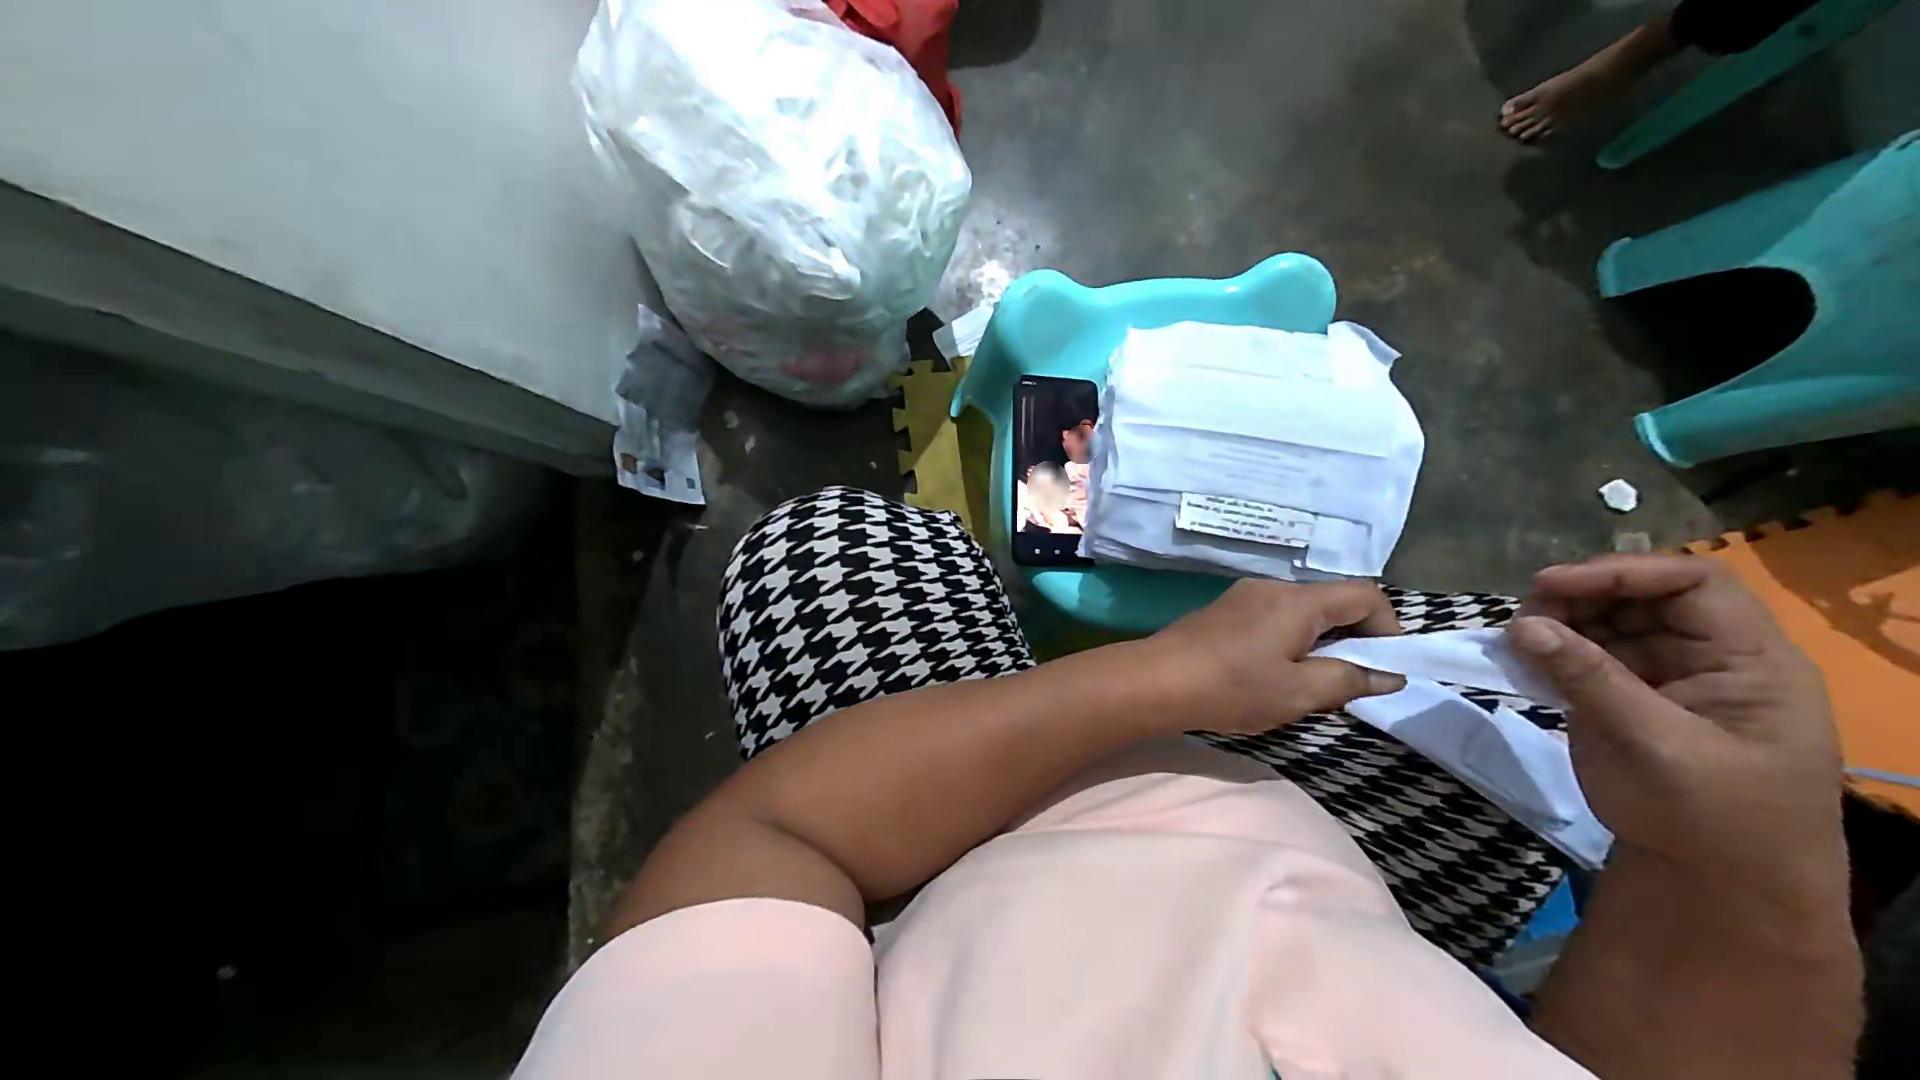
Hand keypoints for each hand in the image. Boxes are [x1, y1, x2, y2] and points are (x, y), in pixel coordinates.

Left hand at [1148, 579, 1406, 733]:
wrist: (1155, 681)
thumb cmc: (1232, 687)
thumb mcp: (1300, 692)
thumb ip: (1348, 680)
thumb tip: (1388, 674)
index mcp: (1298, 600)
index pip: (1365, 594)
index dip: (1388, 627)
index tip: (1385, 666)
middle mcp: (1271, 588)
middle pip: (1330, 602)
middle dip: (1351, 639)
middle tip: (1347, 682)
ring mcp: (1241, 597)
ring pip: (1298, 613)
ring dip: (1316, 643)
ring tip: (1307, 685)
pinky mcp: (1221, 612)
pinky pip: (1270, 619)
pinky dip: (1286, 641)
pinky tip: (1269, 675)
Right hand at [1505, 555, 1846, 907]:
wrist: (1715, 882)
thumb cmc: (1710, 817)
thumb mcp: (1652, 744)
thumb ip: (1588, 679)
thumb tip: (1521, 625)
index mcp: (1750, 661)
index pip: (1692, 583)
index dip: (1621, 573)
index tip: (1549, 585)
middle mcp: (1710, 657)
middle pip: (1641, 597)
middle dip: (1578, 598)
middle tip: (1523, 621)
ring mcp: (1666, 676)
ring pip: (1606, 621)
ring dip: (1558, 622)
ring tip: (1518, 642)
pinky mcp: (1627, 694)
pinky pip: (1585, 654)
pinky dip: (1550, 651)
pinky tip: (1523, 662)